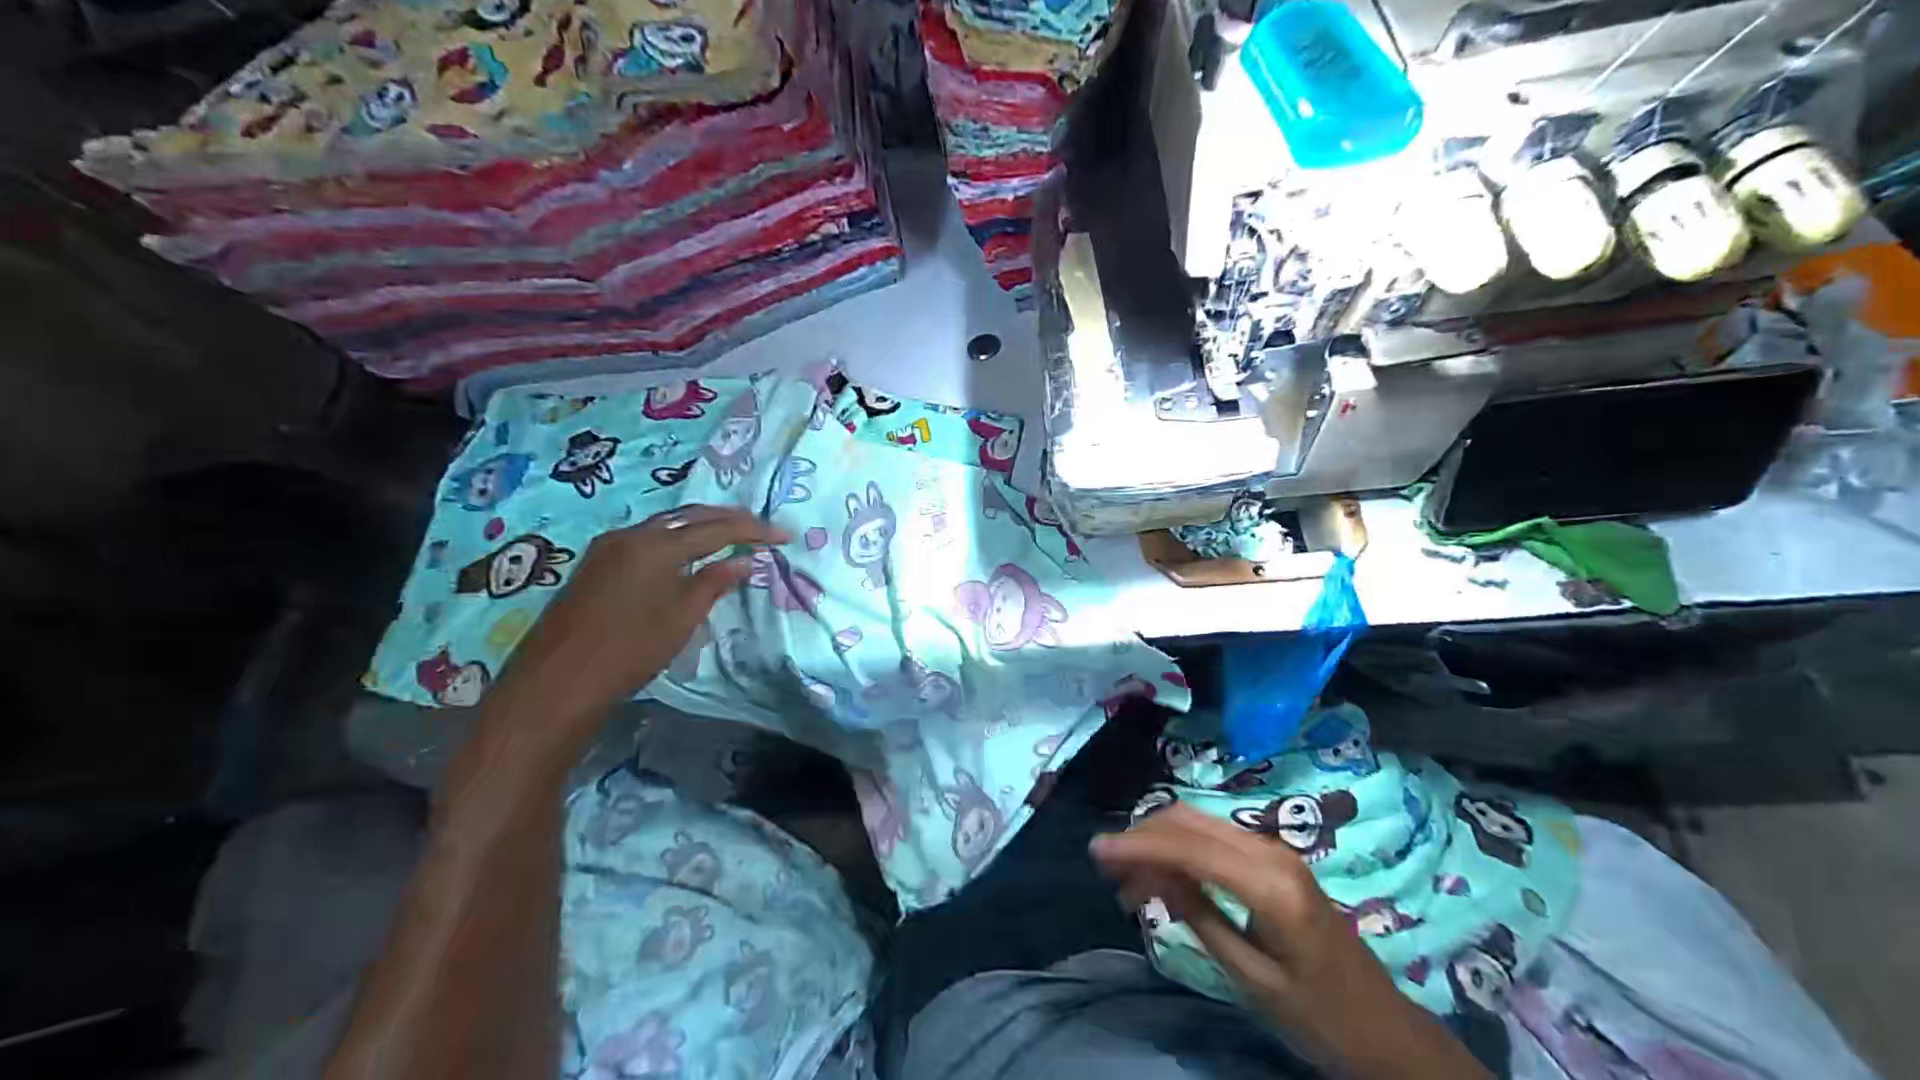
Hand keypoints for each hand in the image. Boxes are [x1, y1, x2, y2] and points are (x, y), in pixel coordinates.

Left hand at [483, 505, 790, 753]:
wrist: (559, 680)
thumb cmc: (630, 649)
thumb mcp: (682, 617)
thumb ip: (714, 582)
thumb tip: (744, 560)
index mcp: (657, 545)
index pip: (716, 528)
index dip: (753, 530)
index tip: (783, 535)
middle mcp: (631, 535)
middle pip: (688, 516)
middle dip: (727, 518)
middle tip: (759, 525)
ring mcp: (608, 547)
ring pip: (664, 525)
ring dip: (699, 525)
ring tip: (729, 533)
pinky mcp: (596, 563)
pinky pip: (645, 538)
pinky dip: (674, 538)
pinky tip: (684, 551)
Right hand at [1091, 804, 1490, 1079]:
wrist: (1383, 1027)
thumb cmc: (1318, 1015)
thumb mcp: (1251, 977)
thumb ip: (1199, 915)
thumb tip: (1149, 871)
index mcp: (1270, 884)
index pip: (1188, 846)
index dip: (1137, 845)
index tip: (1096, 852)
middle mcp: (1271, 851)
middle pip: (1189, 821)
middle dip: (1142, 837)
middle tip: (1106, 870)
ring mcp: (1274, 849)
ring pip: (1198, 823)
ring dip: (1157, 842)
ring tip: (1128, 882)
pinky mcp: (1272, 858)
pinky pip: (1214, 838)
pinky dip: (1180, 848)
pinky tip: (1162, 877)